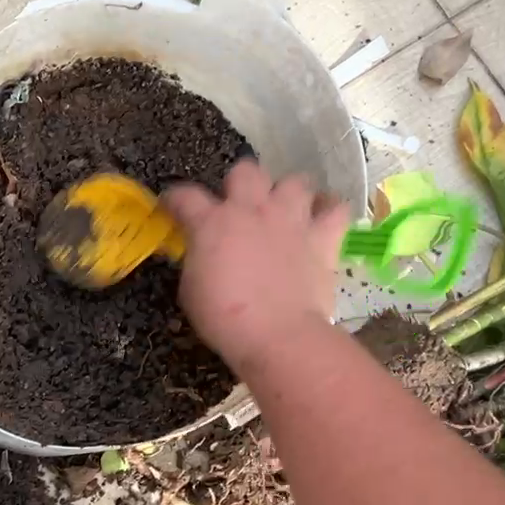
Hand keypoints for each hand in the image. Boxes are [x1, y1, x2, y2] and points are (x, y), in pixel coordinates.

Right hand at [161, 160, 348, 374]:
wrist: (275, 333)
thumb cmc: (222, 317)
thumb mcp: (190, 289)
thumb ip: (195, 260)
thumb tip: (201, 252)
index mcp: (212, 224)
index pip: (185, 196)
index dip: (174, 198)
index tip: (170, 205)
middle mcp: (252, 209)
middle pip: (245, 171)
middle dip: (238, 184)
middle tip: (236, 207)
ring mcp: (292, 217)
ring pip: (293, 181)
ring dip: (284, 194)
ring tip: (281, 212)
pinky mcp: (324, 234)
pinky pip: (334, 206)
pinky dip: (326, 210)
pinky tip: (318, 220)